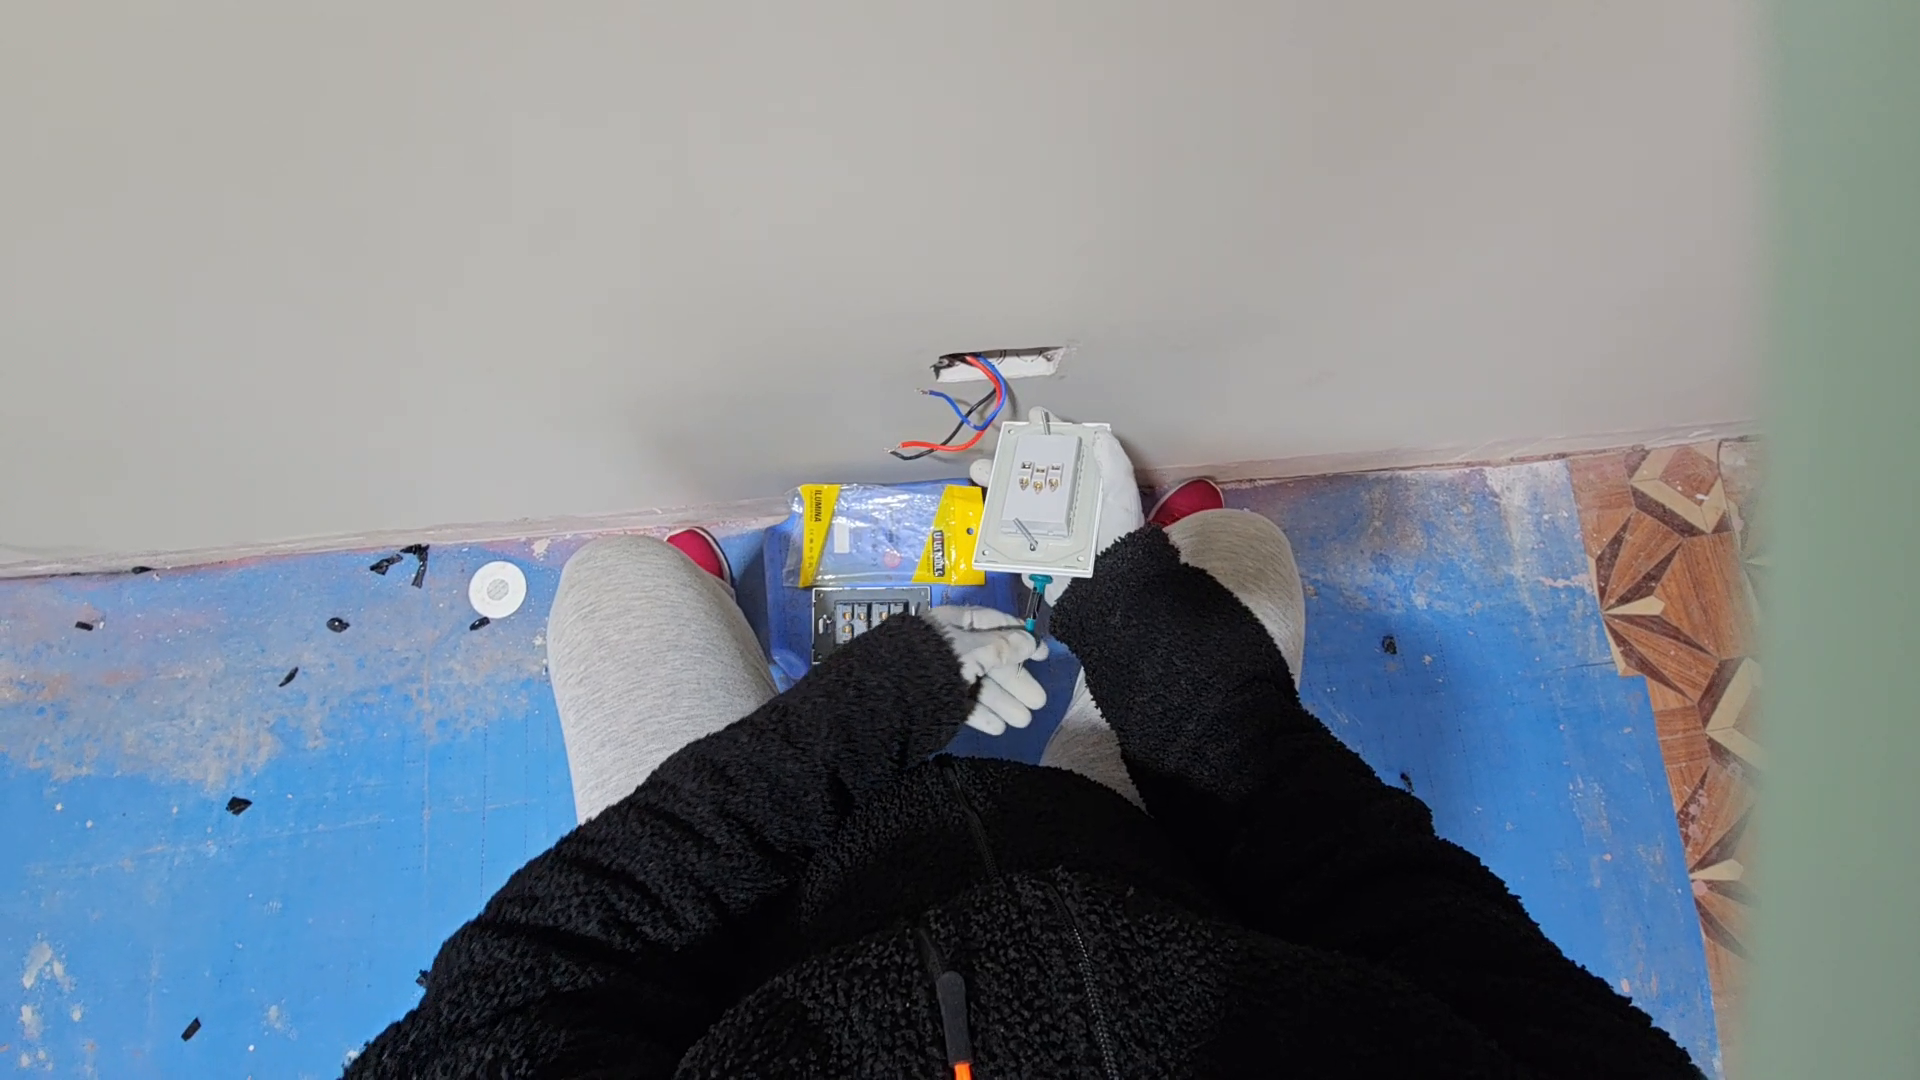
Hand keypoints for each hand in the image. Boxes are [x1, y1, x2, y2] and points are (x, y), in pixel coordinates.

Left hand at [921, 605, 1048, 734]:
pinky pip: (963, 701)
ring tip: (1023, 720)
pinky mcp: (936, 696)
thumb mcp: (974, 649)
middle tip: (1037, 701)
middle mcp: (951, 644)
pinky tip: (998, 727)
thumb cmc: (938, 659)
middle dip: (1016, 681)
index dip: (1021, 639)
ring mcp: (943, 671)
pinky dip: (982, 712)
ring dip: (1004, 701)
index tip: (1042, 655)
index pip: (995, 624)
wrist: (895, 692)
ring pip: (980, 684)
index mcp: (957, 622)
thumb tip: (1030, 641)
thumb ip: (1003, 646)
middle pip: (992, 660)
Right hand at [969, 407, 1144, 604]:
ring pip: (1011, 510)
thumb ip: (1113, 465)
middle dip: (1007, 465)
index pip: (1062, 459)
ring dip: (994, 494)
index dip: (1047, 437)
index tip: (1034, 419)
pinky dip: (997, 532)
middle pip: (1028, 483)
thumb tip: (1099, 434)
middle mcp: (1061, 512)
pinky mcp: (1032, 559)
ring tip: (982, 479)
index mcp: (1082, 494)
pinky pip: (1009, 543)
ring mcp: (1043, 536)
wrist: (1108, 590)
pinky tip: (990, 519)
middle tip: (991, 456)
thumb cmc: (1117, 541)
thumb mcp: (1120, 497)